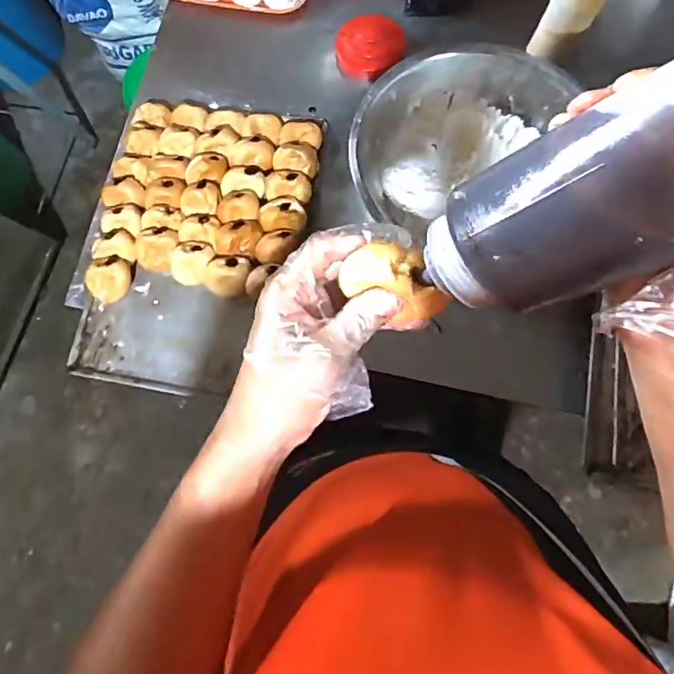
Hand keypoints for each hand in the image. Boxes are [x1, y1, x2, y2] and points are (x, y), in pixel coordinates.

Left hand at [210, 229, 407, 466]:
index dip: (352, 241)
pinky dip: (371, 312)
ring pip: (345, 290)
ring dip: (374, 289)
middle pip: (335, 266)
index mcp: (286, 289)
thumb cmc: (281, 392)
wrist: (264, 432)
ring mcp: (307, 314)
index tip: (386, 244)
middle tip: (404, 265)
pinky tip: (399, 316)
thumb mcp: (327, 352)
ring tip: (409, 288)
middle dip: (370, 264)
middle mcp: (295, 295)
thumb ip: (361, 319)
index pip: (320, 248)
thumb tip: (392, 295)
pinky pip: (348, 313)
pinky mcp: (318, 334)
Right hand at [558, 73, 673, 357]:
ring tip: (572, 117)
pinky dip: (578, 158)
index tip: (662, 80)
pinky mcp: (619, 221)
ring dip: (600, 123)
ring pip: (630, 145)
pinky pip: (599, 179)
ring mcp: (661, 201)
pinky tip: (556, 146)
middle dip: (634, 99)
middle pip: (671, 121)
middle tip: (603, 101)